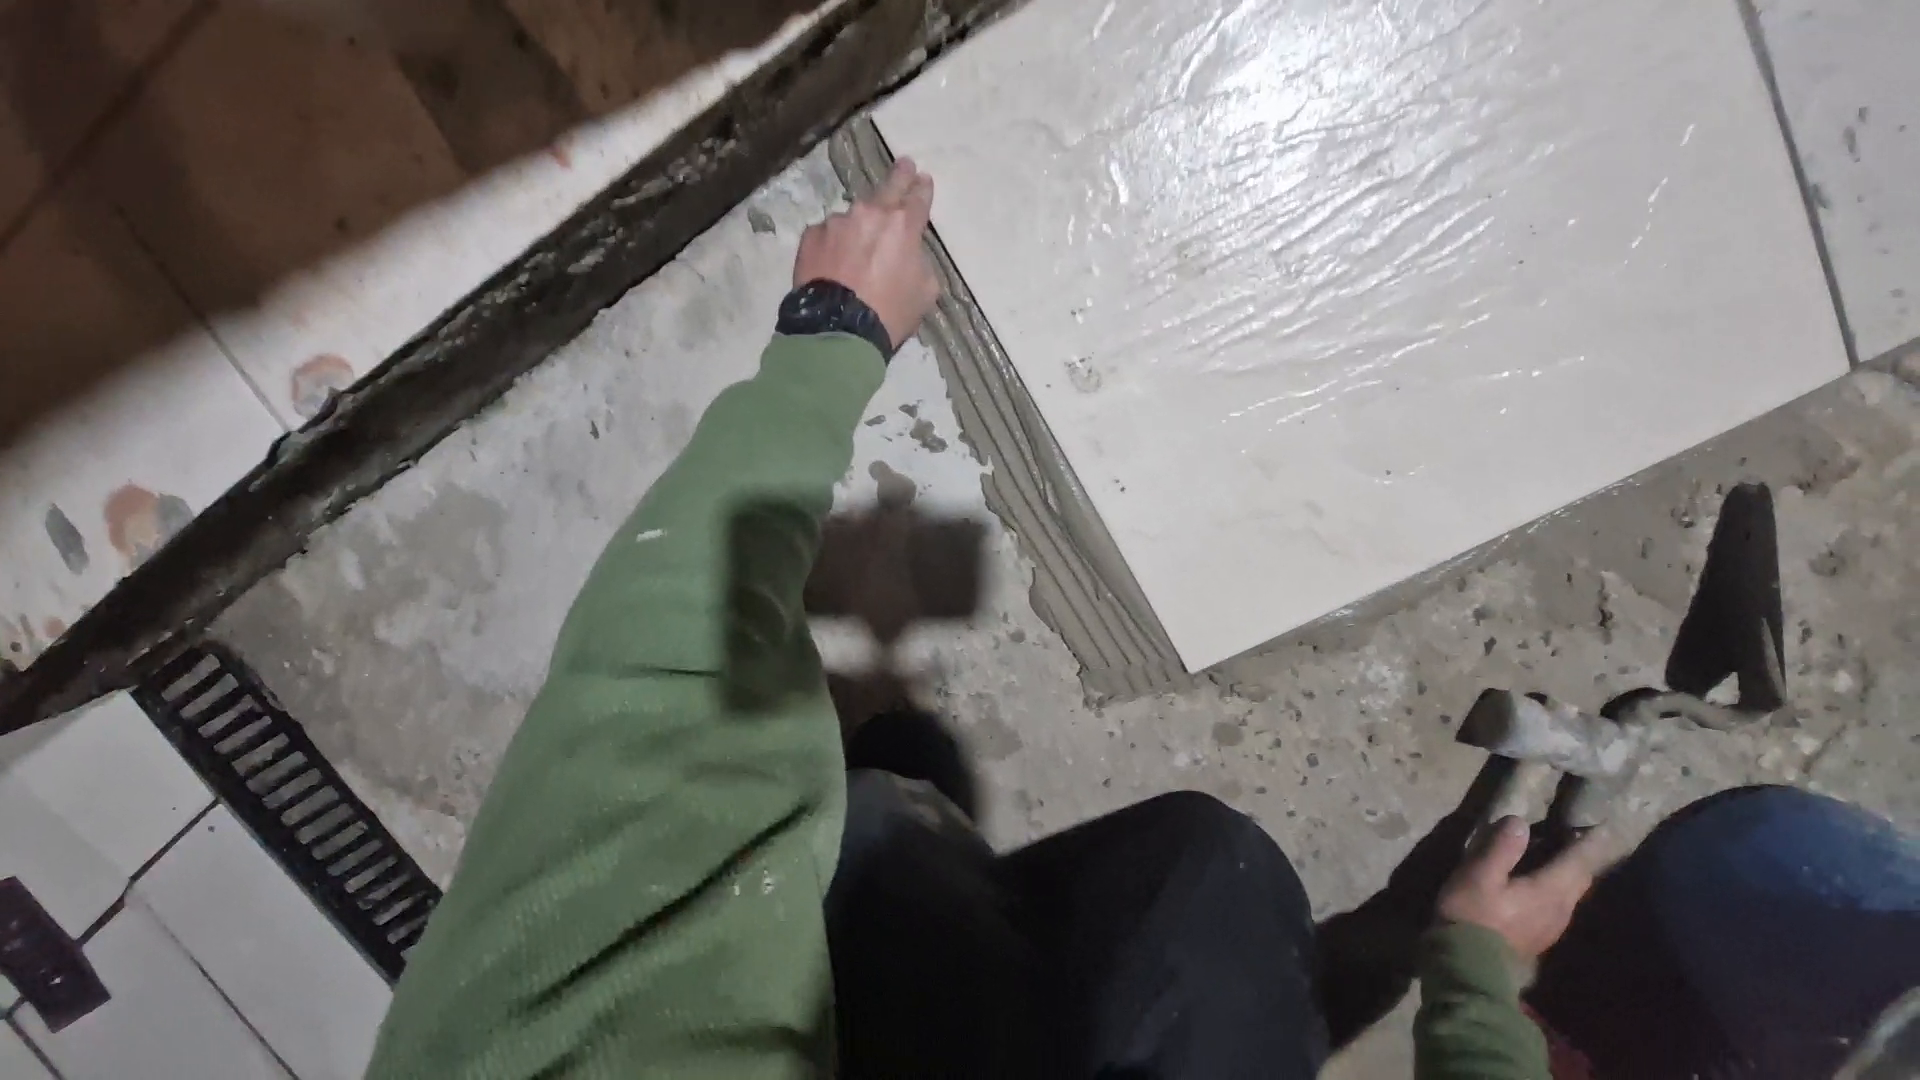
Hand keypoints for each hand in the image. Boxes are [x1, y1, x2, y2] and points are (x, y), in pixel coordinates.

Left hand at [794, 158, 939, 348]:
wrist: (838, 330)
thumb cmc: (889, 314)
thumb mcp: (925, 291)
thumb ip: (920, 262)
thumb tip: (909, 253)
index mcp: (902, 225)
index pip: (918, 197)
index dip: (922, 189)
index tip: (923, 180)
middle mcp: (869, 213)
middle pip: (888, 187)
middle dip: (899, 175)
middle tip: (904, 164)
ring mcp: (837, 222)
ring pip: (854, 217)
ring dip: (860, 225)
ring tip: (858, 248)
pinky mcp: (811, 236)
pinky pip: (828, 234)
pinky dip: (834, 244)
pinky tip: (834, 262)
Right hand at [1437, 817, 1607, 960]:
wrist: (1470, 964)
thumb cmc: (1473, 914)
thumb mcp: (1479, 874)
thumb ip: (1501, 848)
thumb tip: (1520, 821)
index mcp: (1549, 890)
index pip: (1578, 861)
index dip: (1589, 842)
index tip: (1602, 826)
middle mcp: (1561, 908)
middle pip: (1580, 877)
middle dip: (1581, 856)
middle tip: (1575, 835)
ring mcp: (1553, 924)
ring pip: (1570, 891)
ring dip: (1568, 871)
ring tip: (1556, 854)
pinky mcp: (1540, 933)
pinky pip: (1558, 902)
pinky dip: (1556, 885)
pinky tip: (1539, 883)